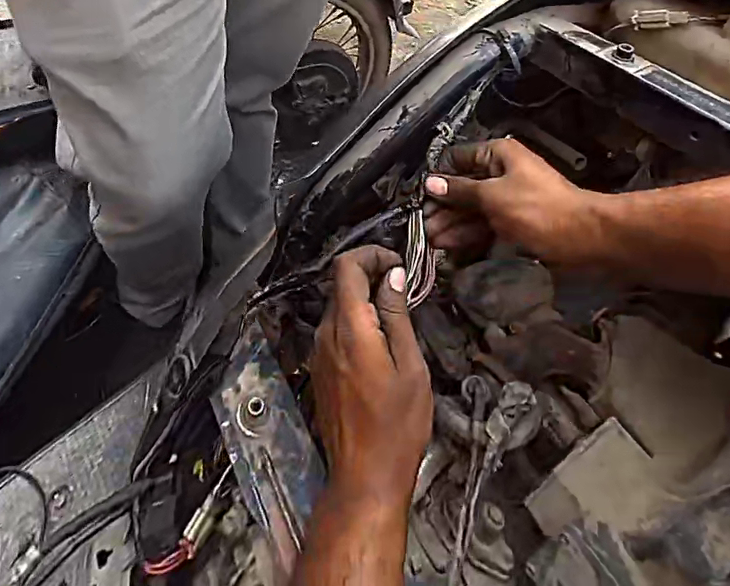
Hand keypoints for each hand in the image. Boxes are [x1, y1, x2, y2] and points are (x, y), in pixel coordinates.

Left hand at [310, 247, 431, 506]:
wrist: (364, 476)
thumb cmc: (396, 427)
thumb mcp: (411, 366)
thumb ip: (397, 315)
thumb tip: (392, 275)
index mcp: (349, 328)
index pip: (346, 266)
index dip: (370, 254)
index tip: (397, 264)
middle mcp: (326, 332)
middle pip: (340, 282)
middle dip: (370, 274)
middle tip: (402, 286)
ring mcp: (318, 349)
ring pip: (338, 304)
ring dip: (364, 298)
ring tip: (396, 314)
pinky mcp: (319, 365)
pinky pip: (335, 327)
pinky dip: (355, 319)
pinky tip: (379, 339)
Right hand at [424, 139, 609, 265]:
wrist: (587, 239)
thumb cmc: (540, 210)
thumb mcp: (493, 196)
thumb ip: (460, 190)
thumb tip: (431, 183)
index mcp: (498, 154)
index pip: (457, 159)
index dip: (438, 176)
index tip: (420, 196)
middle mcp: (501, 172)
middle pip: (462, 186)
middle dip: (441, 206)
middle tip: (422, 225)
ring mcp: (507, 198)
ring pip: (471, 208)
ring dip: (451, 223)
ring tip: (431, 240)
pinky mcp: (513, 221)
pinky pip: (484, 224)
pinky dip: (467, 233)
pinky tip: (450, 246)